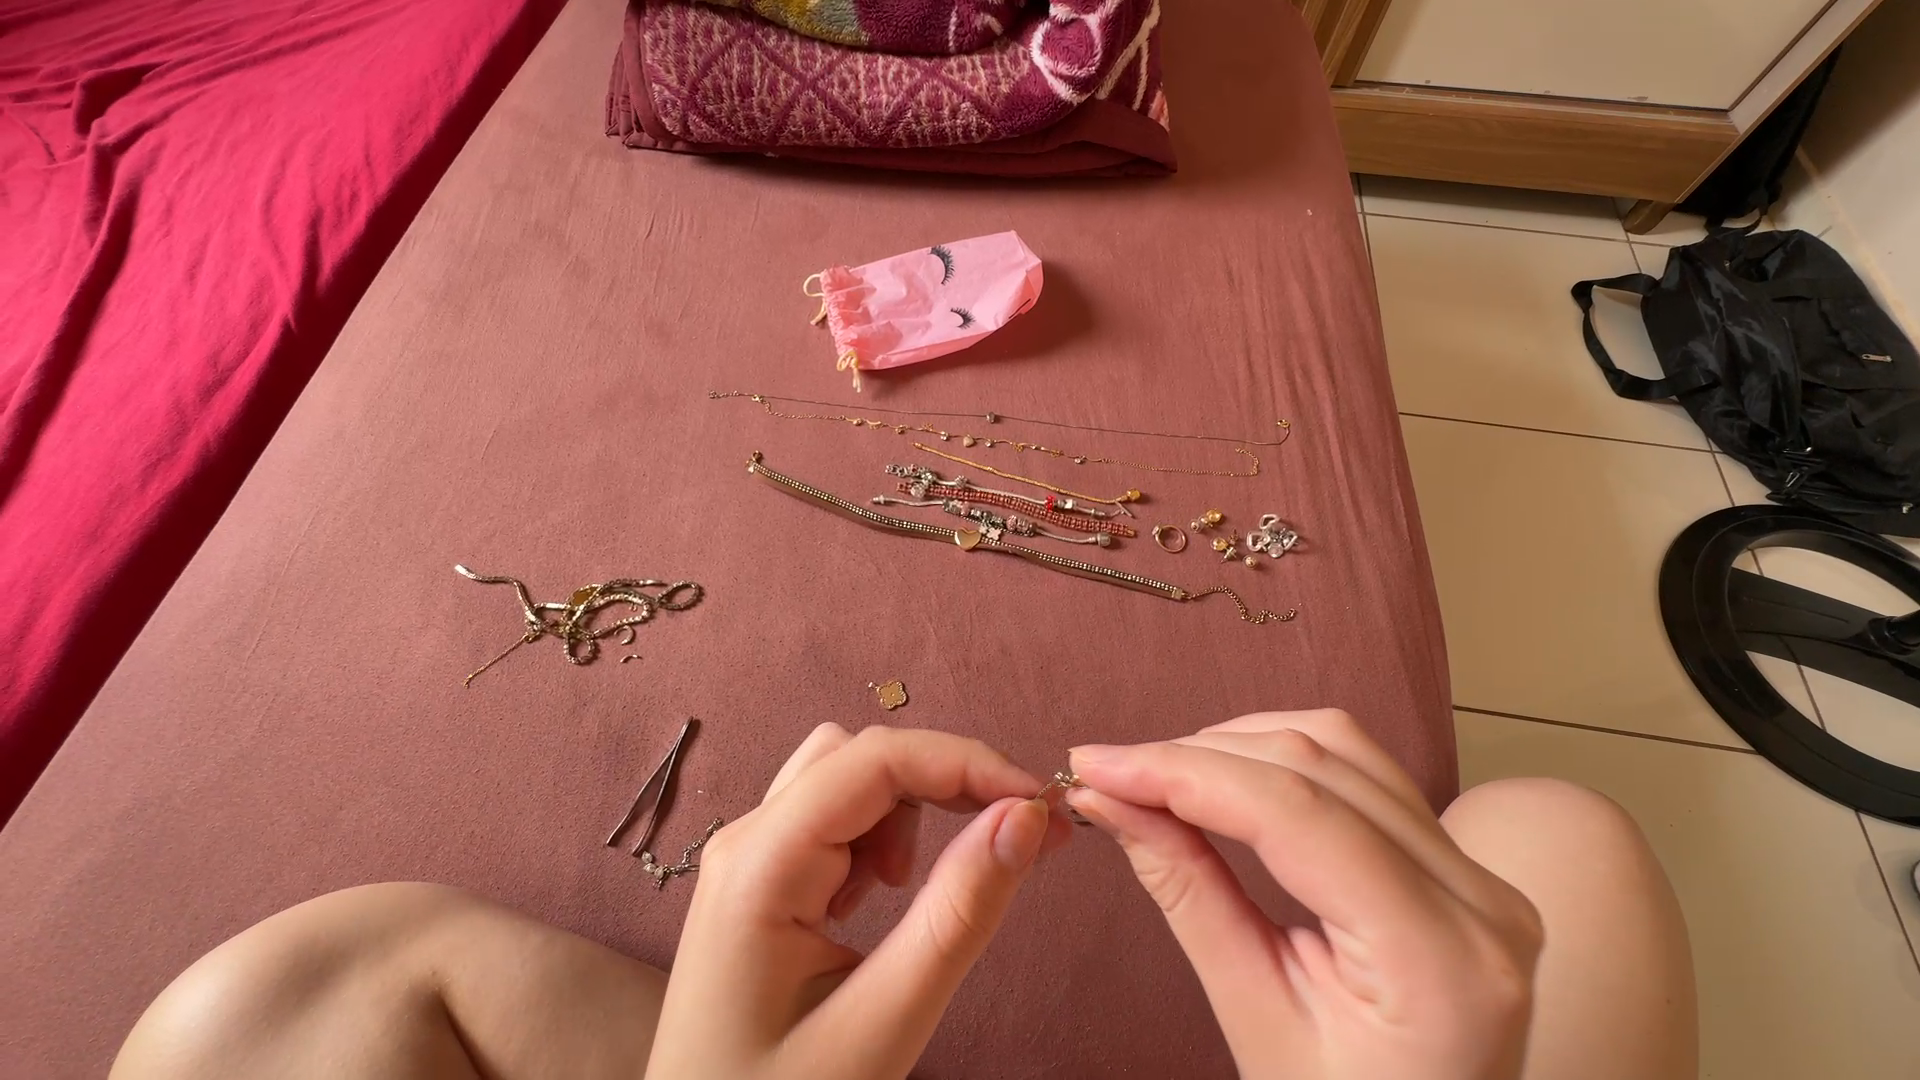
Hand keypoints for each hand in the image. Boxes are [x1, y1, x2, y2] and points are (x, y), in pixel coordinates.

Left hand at [645, 723, 1069, 1078]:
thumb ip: (958, 913)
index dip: (965, 763)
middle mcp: (747, 837)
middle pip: (859, 756)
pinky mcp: (762, 875)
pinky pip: (833, 816)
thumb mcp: (882, 1023)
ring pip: (847, 777)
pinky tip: (877, 898)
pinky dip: (879, 836)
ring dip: (905, 811)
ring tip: (909, 890)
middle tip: (1009, 834)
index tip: (1040, 803)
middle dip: (941, 781)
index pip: (874, 760)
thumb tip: (1027, 817)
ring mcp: (749, 853)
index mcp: (760, 864)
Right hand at [1066, 710, 1541, 1079]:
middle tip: (1110, 772)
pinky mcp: (1456, 859)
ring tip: (1159, 776)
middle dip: (1195, 754)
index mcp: (1438, 960)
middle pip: (1314, 763)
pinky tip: (1224, 775)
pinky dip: (1276, 755)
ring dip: (1234, 744)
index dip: (1182, 771)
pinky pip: (1358, 767)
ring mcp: (1477, 872)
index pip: (1293, 812)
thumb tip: (1105, 799)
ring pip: (1338, 745)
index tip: (1096, 765)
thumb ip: (1183, 889)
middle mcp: (1478, 898)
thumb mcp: (1252, 1016)